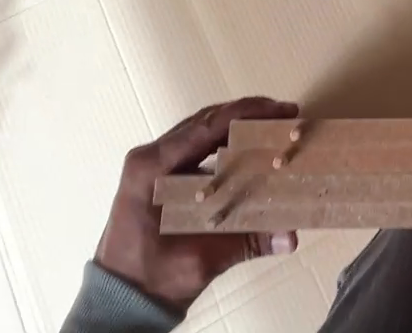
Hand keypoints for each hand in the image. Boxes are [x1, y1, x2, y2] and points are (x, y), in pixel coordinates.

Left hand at [93, 97, 302, 311]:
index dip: (247, 113)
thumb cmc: (151, 279)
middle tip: (285, 114)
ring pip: (202, 129)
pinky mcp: (161, 172)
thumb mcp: (199, 261)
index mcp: (152, 167)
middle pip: (206, 120)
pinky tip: (249, 148)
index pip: (206, 126)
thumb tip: (291, 237)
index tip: (281, 110)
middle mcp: (151, 155)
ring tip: (272, 125)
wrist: (120, 301)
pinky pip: (197, 145)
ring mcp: (154, 162)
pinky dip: (225, 140)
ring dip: (237, 123)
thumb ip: (245, 243)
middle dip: (248, 113)